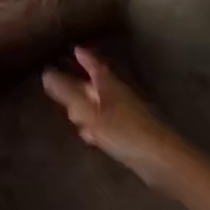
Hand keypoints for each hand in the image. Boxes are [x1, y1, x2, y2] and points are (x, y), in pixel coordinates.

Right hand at [42, 47, 192, 187]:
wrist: (163, 160)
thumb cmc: (125, 131)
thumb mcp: (90, 112)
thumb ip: (68, 94)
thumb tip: (46, 73)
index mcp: (110, 85)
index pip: (95, 65)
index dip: (85, 57)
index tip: (75, 49)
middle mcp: (119, 95)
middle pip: (97, 85)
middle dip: (81, 84)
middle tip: (64, 82)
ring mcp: (127, 114)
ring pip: (101, 105)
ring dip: (87, 107)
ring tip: (72, 113)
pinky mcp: (131, 133)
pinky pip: (107, 124)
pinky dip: (96, 125)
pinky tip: (90, 136)